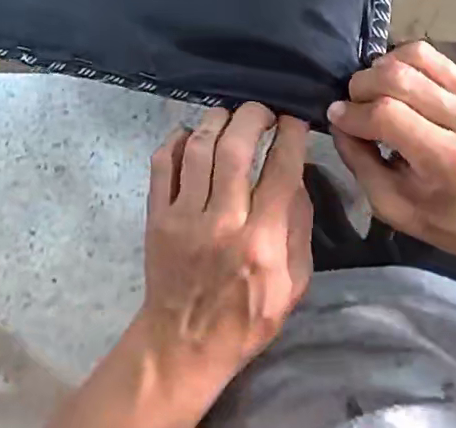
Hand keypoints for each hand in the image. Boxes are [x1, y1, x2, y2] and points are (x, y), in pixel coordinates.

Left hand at [131, 103, 311, 385]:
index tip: (294, 119)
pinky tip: (194, 134)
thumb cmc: (246, 316)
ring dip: (218, 120)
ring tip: (231, 118)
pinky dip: (178, 138)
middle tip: (263, 111)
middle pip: (236, 147)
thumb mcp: (293, 283)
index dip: (291, 133)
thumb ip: (299, 225)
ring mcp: (184, 217)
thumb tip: (297, 171)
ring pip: (199, 147)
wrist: (184, 345)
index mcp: (262, 242)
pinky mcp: (156, 216)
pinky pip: (163, 162)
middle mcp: (222, 223)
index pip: (281, 169)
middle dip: (254, 116)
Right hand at [329, 41, 455, 273]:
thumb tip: (338, 120)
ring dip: (384, 66)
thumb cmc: (450, 222)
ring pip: (418, 55)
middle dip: (362, 84)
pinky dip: (410, 67)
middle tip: (353, 101)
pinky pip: (437, 59)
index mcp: (451, 162)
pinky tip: (407, 90)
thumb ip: (360, 162)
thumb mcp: (394, 208)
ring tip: (376, 87)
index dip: (353, 112)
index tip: (336, 115)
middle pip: (399, 77)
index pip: (388, 115)